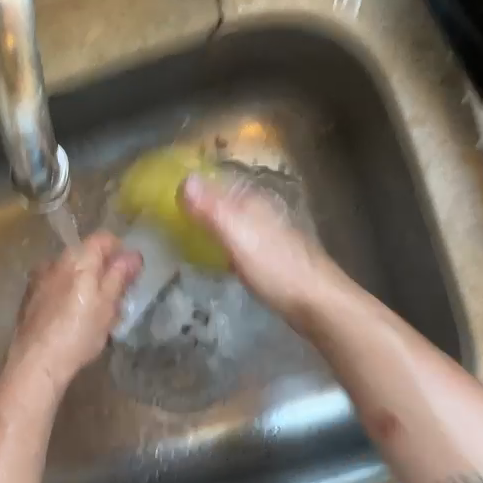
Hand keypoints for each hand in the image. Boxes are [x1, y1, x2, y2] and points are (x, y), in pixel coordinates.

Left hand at [5, 231, 141, 394]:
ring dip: (82, 283)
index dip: (120, 251)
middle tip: (114, 297)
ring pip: (68, 272)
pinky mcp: (28, 298)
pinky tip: (69, 319)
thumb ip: (119, 276)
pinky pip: (53, 287)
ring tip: (92, 312)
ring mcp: (38, 279)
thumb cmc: (78, 333)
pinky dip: (65, 295)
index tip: (128, 273)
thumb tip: (133, 255)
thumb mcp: (107, 306)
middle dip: (101, 271)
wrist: (36, 361)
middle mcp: (54, 261)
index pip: (103, 238)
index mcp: (78, 258)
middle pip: (84, 255)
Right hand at [179, 173, 342, 323]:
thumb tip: (184, 179)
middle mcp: (261, 214)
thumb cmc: (276, 269)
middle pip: (225, 203)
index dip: (195, 185)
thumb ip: (212, 210)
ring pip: (233, 223)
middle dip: (201, 206)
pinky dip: (222, 246)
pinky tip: (213, 258)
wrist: (317, 303)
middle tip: (168, 216)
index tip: (166, 191)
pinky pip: (238, 245)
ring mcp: (268, 237)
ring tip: (184, 235)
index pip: (219, 183)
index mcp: (253, 204)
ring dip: (211, 226)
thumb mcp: (238, 237)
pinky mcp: (270, 260)